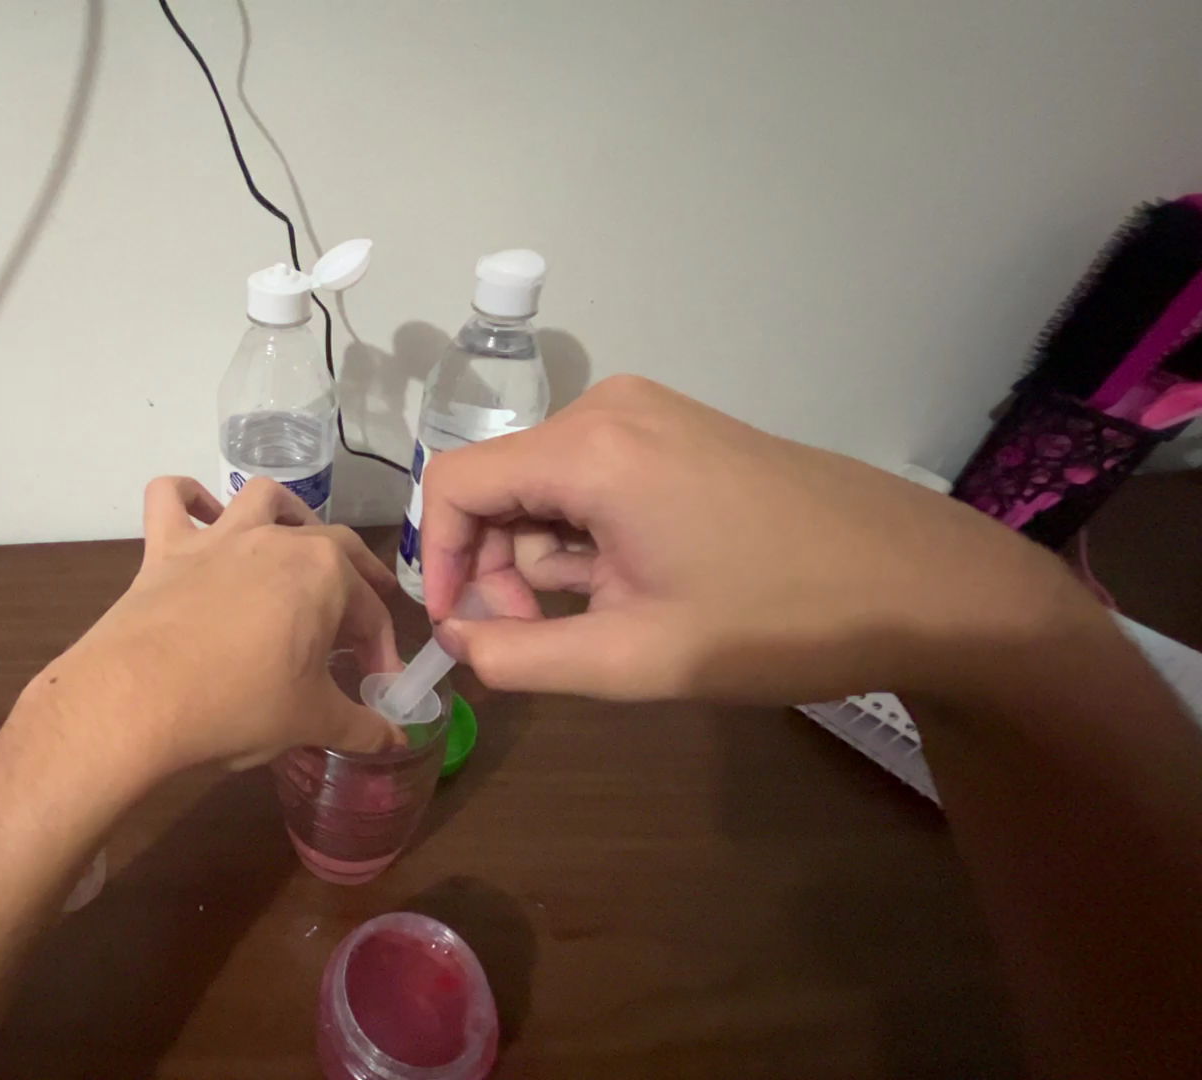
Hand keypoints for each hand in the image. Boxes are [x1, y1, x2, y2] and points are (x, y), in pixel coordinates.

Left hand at [19, 477, 405, 775]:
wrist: (138, 700)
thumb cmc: (239, 705)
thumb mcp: (311, 721)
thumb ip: (363, 727)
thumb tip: (396, 740)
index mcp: (323, 572)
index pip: (369, 612)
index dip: (380, 651)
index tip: (378, 687)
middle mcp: (275, 539)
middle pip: (333, 546)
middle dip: (357, 580)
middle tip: (361, 618)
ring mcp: (217, 537)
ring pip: (262, 499)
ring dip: (287, 514)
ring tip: (296, 545)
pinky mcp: (165, 547)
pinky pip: (170, 498)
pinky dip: (186, 498)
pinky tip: (199, 515)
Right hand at [420, 375, 1103, 703]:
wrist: (930, 587)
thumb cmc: (778, 621)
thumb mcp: (634, 657)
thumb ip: (519, 656)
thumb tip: (452, 640)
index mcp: (587, 448)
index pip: (452, 485)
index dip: (436, 557)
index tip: (460, 623)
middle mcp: (603, 409)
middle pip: (494, 487)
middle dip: (496, 566)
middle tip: (537, 632)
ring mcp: (640, 414)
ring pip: (536, 489)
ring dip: (543, 557)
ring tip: (606, 610)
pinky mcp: (667, 430)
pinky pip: (580, 480)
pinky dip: (580, 534)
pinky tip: (630, 575)